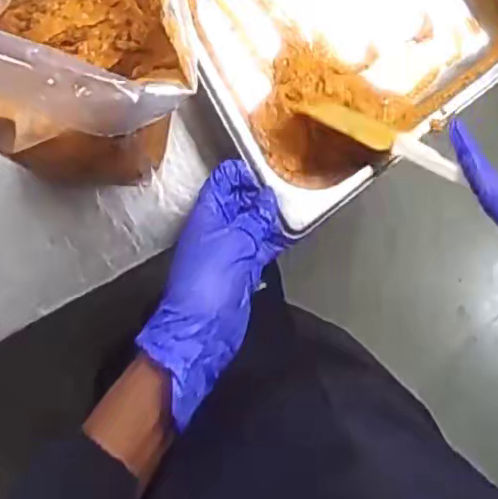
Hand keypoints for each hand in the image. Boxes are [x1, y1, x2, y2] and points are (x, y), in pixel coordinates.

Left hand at [135, 159, 288, 429]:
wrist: (202, 332)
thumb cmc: (209, 283)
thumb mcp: (237, 241)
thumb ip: (255, 217)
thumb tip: (268, 199)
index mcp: (206, 215)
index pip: (223, 181)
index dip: (243, 171)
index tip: (267, 166)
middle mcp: (216, 228)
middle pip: (240, 200)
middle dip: (261, 192)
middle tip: (289, 182)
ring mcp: (229, 248)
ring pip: (253, 222)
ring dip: (272, 215)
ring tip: (296, 204)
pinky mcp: (241, 268)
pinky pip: (261, 245)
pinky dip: (275, 238)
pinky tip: (292, 232)